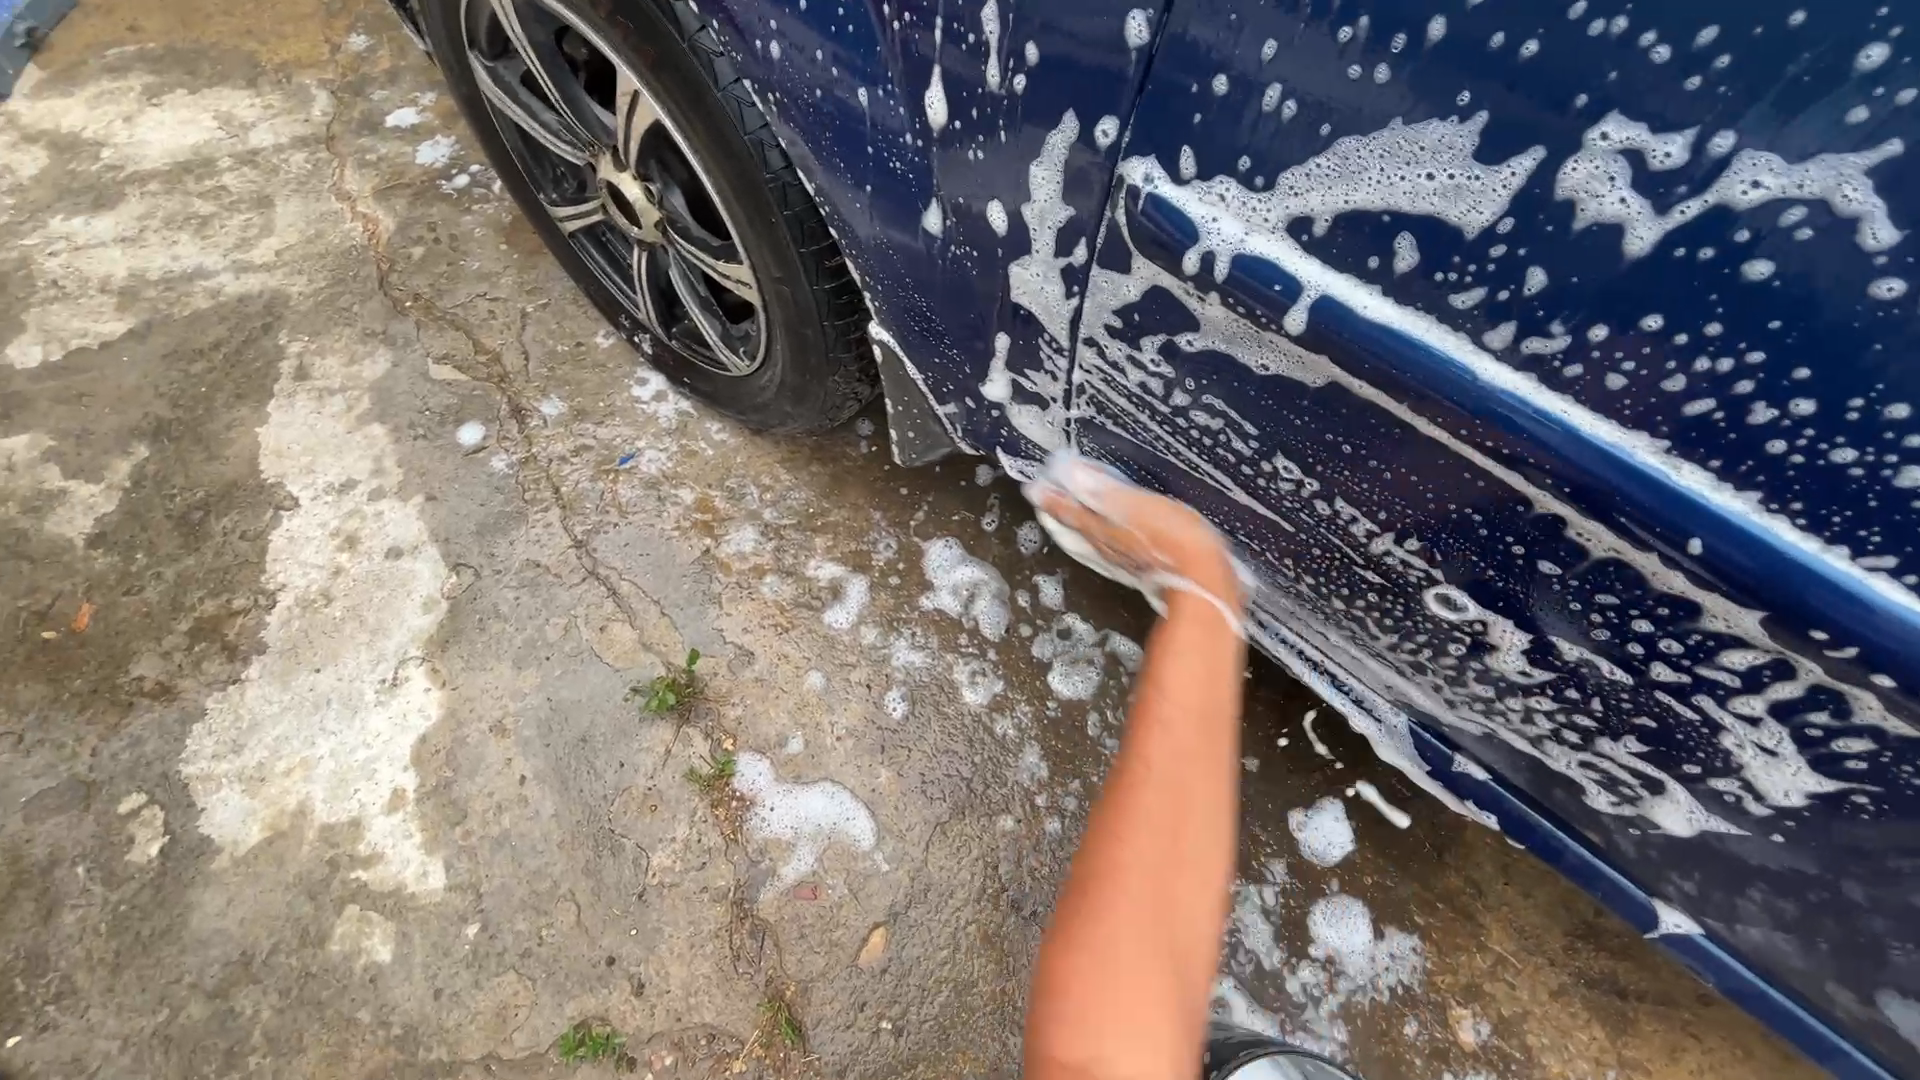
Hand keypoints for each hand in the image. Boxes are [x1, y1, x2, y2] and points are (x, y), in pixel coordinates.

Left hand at [1023, 456, 1244, 609]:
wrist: (1203, 586)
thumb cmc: (1175, 540)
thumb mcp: (1138, 507)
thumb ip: (1102, 492)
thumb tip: (1067, 474)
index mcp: (1102, 528)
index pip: (1069, 509)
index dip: (1052, 497)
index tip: (1033, 486)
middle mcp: (1105, 546)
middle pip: (1072, 529)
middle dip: (1056, 513)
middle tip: (1040, 500)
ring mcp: (1120, 561)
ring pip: (1085, 542)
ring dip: (1070, 529)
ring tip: (1058, 519)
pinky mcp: (1138, 569)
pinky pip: (1103, 552)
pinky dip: (1092, 542)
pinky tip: (1097, 543)